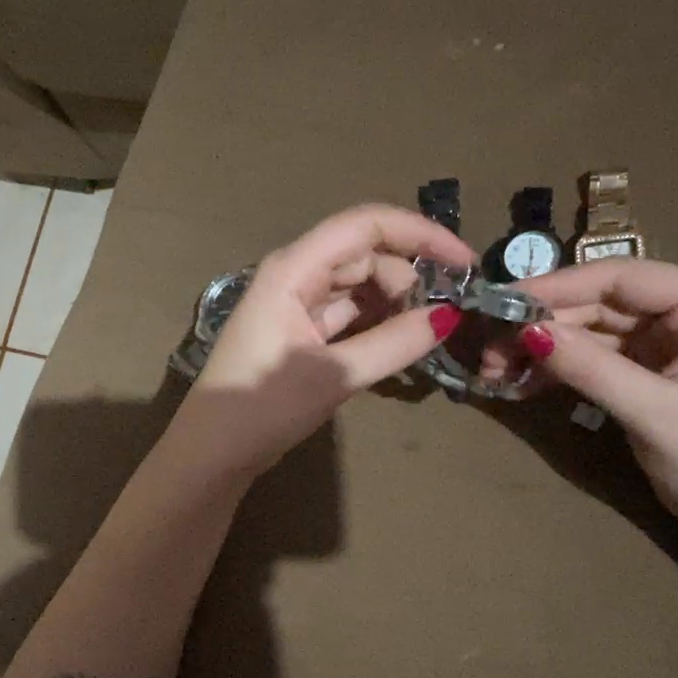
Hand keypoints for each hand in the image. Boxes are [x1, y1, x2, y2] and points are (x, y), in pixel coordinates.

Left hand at [178, 204, 475, 472]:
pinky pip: (347, 316)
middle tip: (445, 316)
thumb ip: (393, 344)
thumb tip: (448, 317)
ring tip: (427, 333)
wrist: (212, 452)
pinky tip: (400, 344)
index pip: (367, 225)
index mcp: (294, 268)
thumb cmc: (263, 406)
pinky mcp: (299, 335)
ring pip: (358, 286)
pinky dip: (376, 325)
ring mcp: (295, 306)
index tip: (465, 264)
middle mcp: (295, 275)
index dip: (421, 235)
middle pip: (366, 254)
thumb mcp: (333, 376)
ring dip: (395, 303)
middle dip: (410, 277)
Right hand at [514, 259, 677, 530]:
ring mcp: (668, 341)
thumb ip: (593, 369)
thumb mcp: (654, 413)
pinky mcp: (650, 368)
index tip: (506, 299)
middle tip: (490, 345)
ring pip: (594, 329)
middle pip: (603, 302)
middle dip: (545, 322)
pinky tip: (522, 379)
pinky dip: (561, 367)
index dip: (562, 285)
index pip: (626, 278)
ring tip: (495, 367)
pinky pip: (596, 356)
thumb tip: (529, 332)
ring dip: (545, 346)